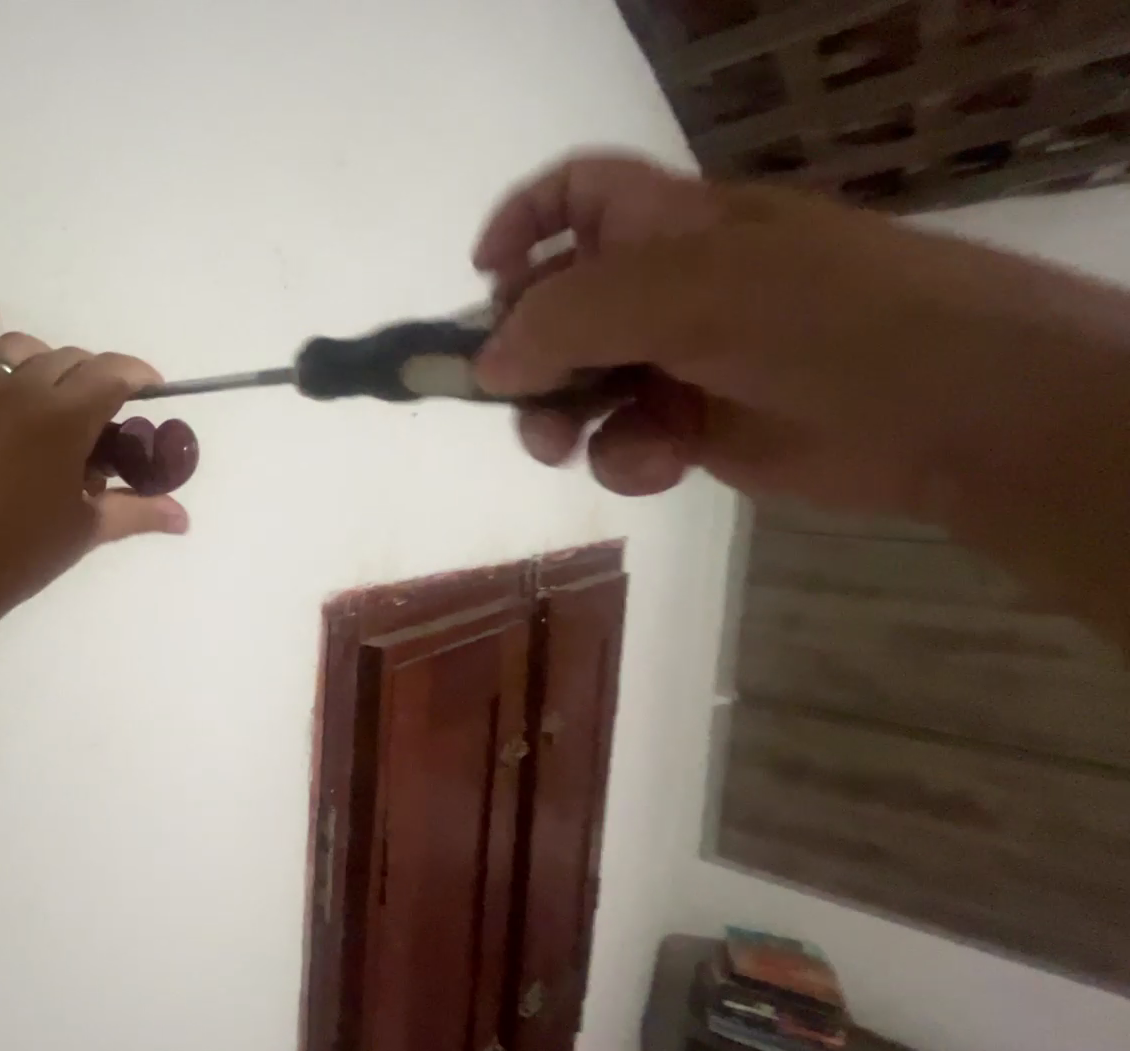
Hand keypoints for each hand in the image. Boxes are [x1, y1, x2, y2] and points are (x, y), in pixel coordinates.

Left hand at [0, 304, 187, 626]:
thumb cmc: (12, 558)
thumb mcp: (82, 532)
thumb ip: (136, 512)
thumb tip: (184, 517)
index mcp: (65, 419)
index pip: (112, 373)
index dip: (136, 375)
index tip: (147, 389)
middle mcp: (19, 389)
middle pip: (68, 360)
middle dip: (91, 379)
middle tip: (92, 416)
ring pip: (15, 349)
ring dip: (41, 361)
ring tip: (45, 390)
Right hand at [471, 153, 1129, 521]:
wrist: (956, 414)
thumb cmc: (824, 320)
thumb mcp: (688, 294)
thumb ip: (569, 318)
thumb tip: (488, 365)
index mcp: (664, 229)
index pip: (576, 196)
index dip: (521, 225)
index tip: (483, 277)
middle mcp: (662, 289)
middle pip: (553, 307)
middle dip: (522, 353)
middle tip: (512, 396)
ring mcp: (673, 359)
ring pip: (573, 384)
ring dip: (556, 418)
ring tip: (560, 446)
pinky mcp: (687, 425)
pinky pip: (618, 439)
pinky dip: (622, 456)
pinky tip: (654, 464)